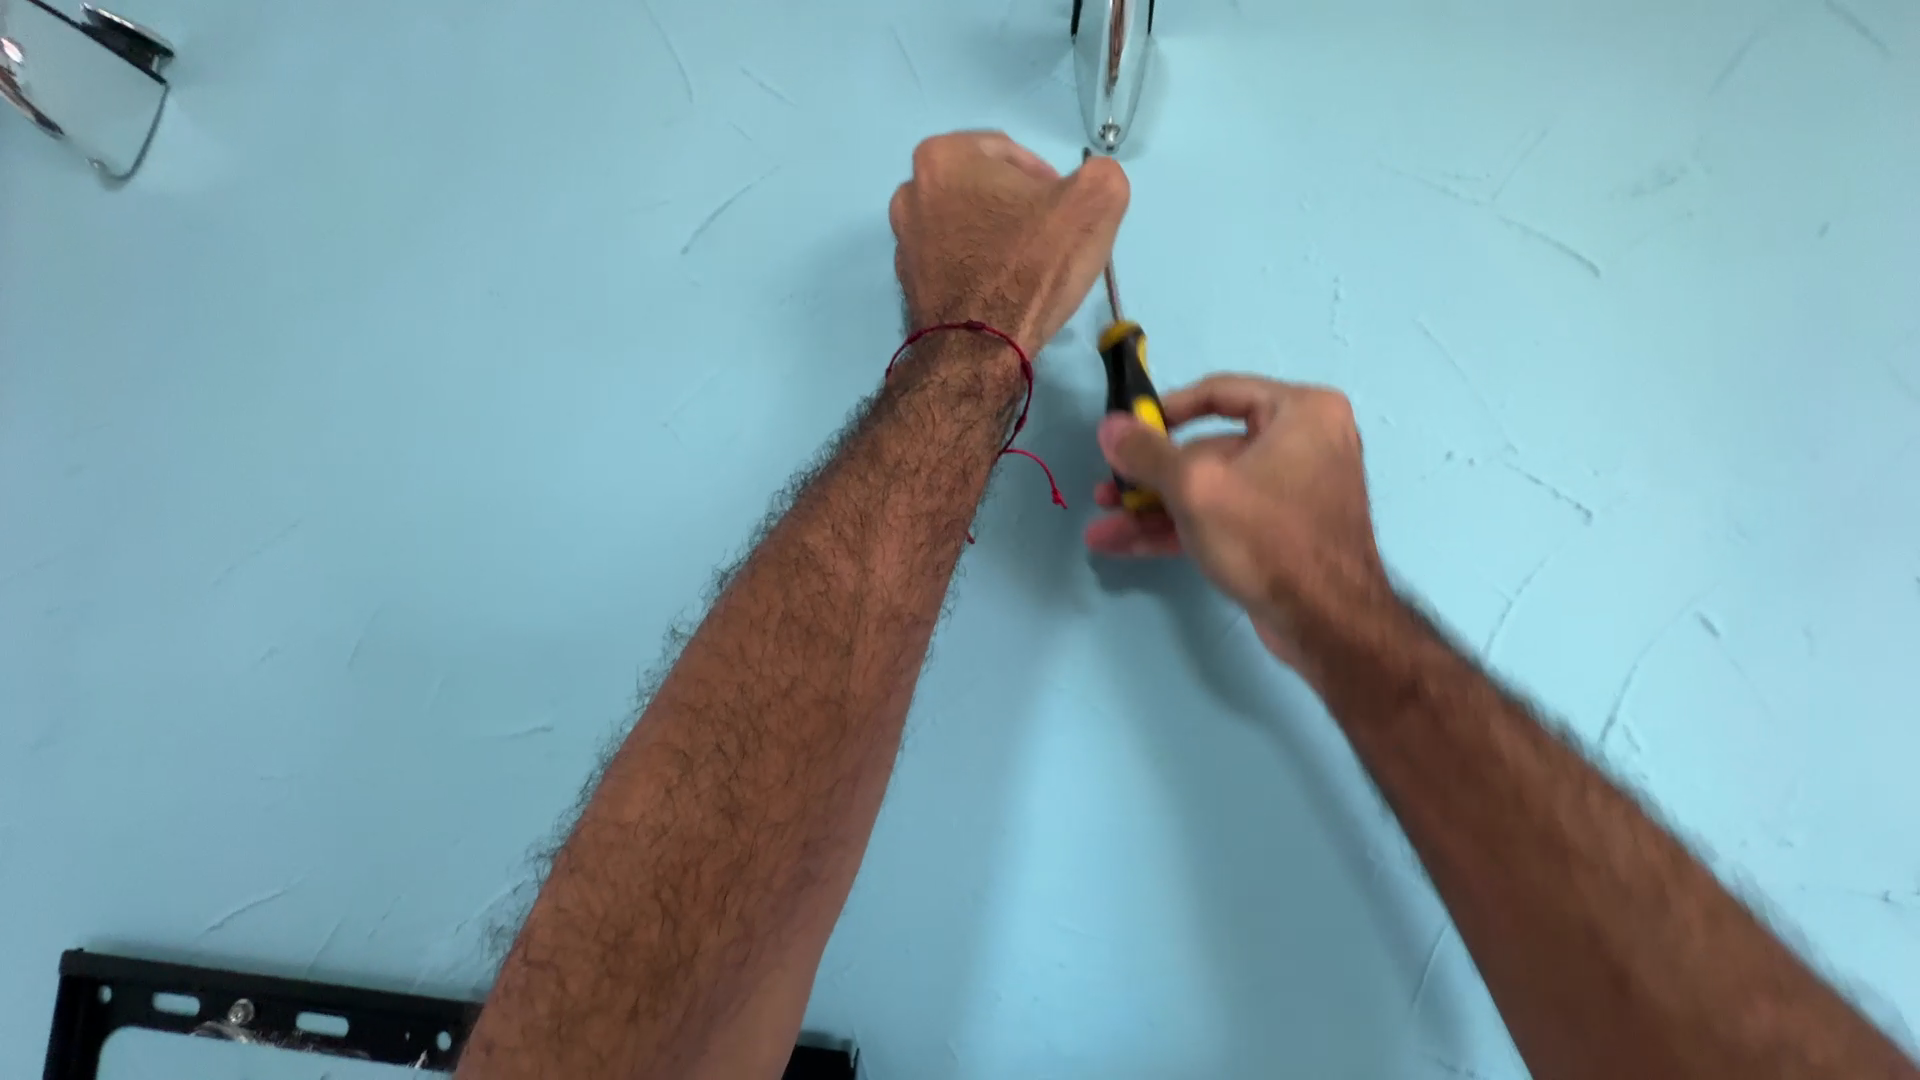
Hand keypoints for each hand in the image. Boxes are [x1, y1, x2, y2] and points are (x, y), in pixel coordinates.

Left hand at [890, 132, 1129, 358]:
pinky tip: (1000, 293)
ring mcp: (902, 242)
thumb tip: (1087, 187)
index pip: (1010, 154)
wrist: (978, 352)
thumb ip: (1100, 175)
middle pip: (982, 190)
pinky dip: (975, 270)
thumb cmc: (1031, 269)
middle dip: (1017, 209)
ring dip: (995, 239)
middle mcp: (910, 192)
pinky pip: (951, 264)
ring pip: (965, 227)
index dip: (1047, 181)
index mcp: (944, 156)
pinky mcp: (907, 284)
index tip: (1065, 214)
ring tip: (1026, 270)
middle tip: (1048, 241)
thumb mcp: (1095, 202)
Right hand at [1084, 375, 1390, 668]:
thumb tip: (1109, 426)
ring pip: (1207, 491)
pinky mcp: (1277, 534)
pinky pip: (1219, 519)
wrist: (1326, 623)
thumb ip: (1146, 453)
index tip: (1126, 434)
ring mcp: (1289, 493)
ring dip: (1152, 510)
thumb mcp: (1195, 487)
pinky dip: (1175, 530)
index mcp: (1300, 412)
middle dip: (1148, 477)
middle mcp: (1301, 444)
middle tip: (1106, 490)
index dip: (1164, 411)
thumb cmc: (1266, 537)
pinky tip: (1123, 544)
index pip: (1219, 392)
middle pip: (1206, 450)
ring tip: (1102, 528)